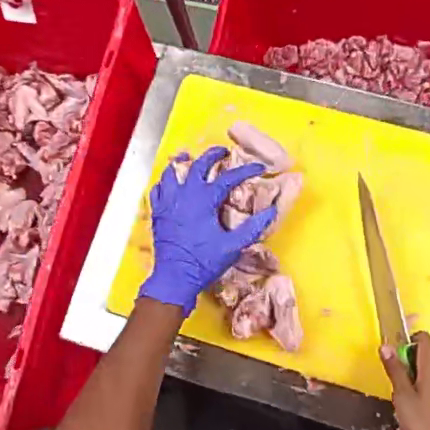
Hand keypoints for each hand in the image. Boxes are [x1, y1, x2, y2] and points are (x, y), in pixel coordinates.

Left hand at [139, 146, 277, 313]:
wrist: (174, 277)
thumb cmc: (204, 262)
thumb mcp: (233, 246)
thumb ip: (253, 227)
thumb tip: (272, 211)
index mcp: (205, 200)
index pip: (229, 177)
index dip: (245, 170)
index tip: (258, 167)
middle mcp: (185, 195)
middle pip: (199, 165)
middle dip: (213, 155)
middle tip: (222, 152)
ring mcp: (168, 202)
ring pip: (173, 172)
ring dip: (183, 163)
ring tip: (188, 158)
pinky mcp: (157, 212)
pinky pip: (158, 189)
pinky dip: (166, 182)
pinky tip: (170, 184)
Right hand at [380, 331, 429, 429]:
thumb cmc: (427, 427)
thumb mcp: (403, 399)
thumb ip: (395, 371)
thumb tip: (386, 345)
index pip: (422, 339)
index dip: (406, 344)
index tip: (394, 363)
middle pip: (424, 365)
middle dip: (407, 380)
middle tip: (396, 403)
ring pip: (429, 386)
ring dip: (413, 400)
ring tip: (404, 426)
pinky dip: (425, 410)